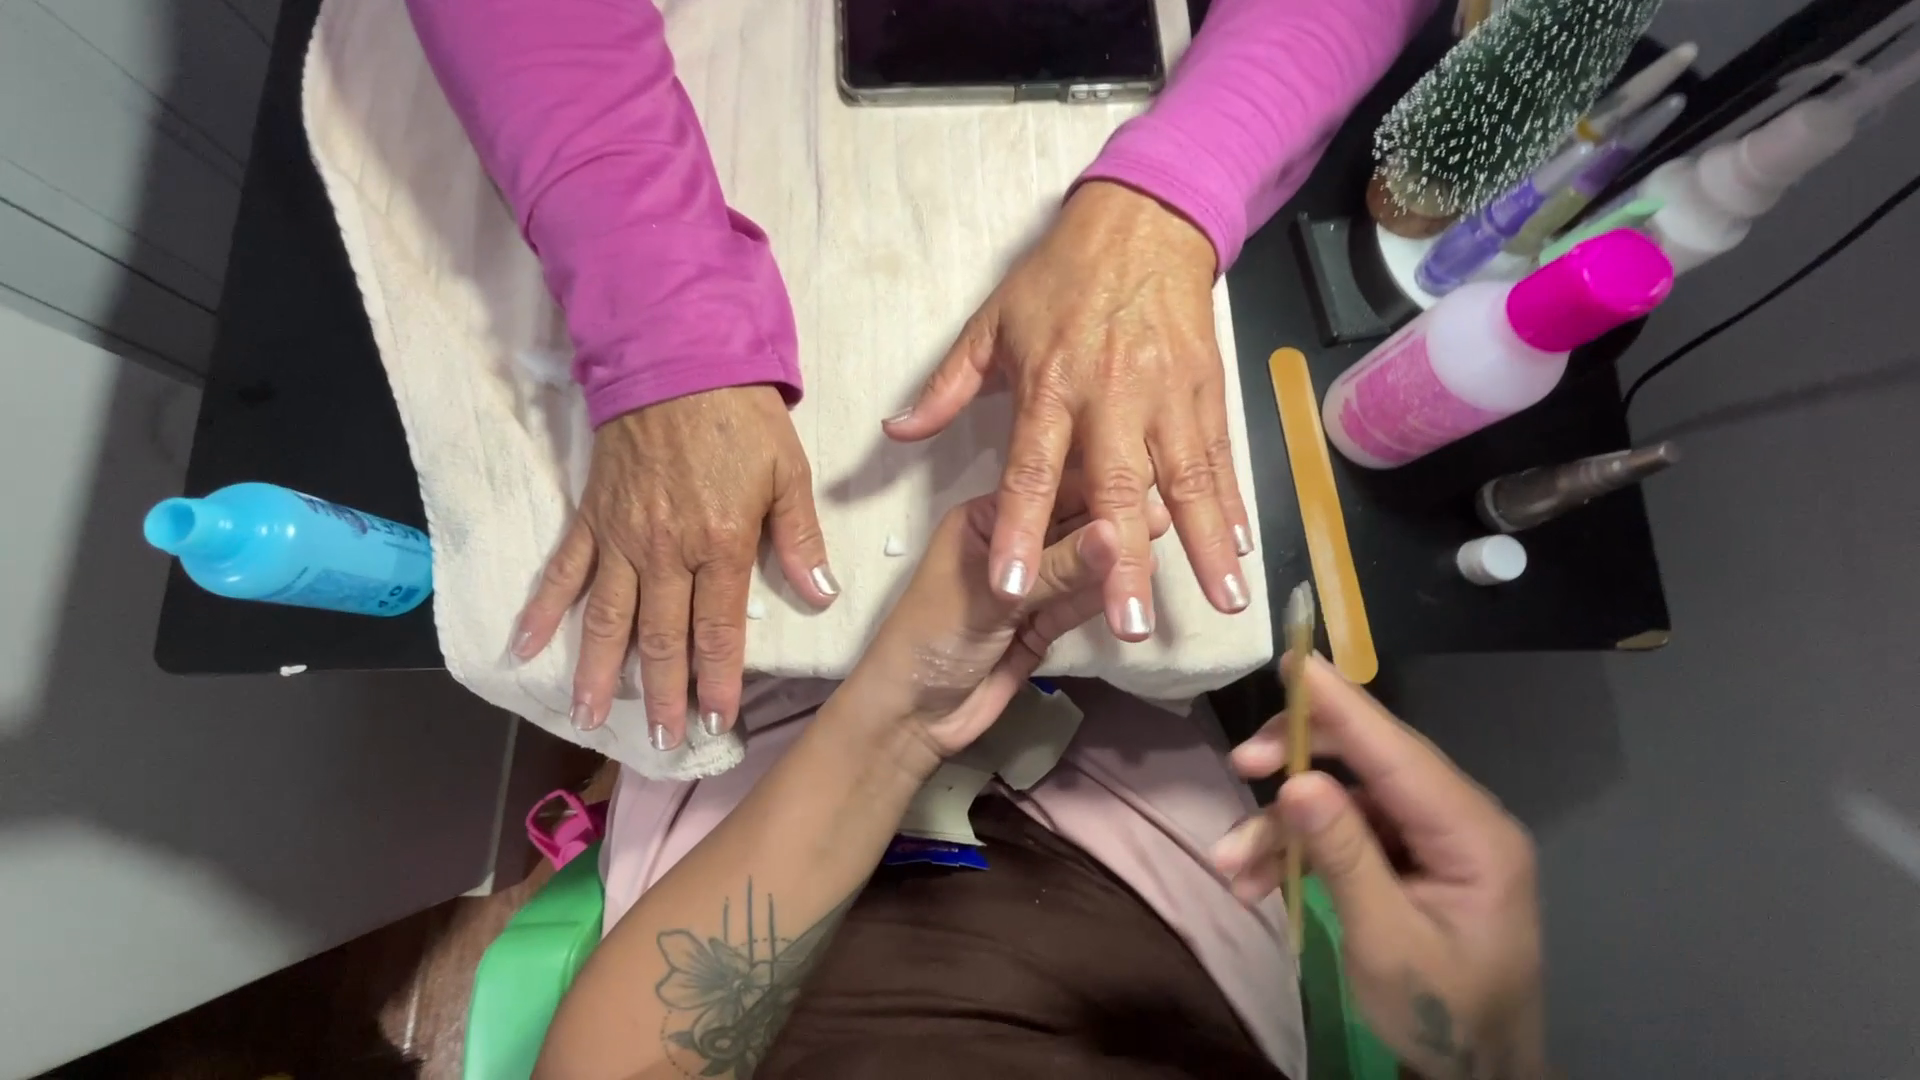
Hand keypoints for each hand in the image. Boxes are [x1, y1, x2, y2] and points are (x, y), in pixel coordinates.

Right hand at [511, 386, 837, 746]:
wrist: (678, 361)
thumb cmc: (742, 419)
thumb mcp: (788, 474)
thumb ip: (800, 539)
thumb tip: (822, 594)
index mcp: (721, 545)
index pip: (720, 629)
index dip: (719, 679)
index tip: (716, 719)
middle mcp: (666, 552)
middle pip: (662, 638)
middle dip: (662, 693)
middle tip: (659, 739)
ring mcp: (621, 537)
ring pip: (609, 619)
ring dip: (600, 673)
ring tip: (590, 718)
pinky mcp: (591, 516)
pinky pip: (563, 571)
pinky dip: (543, 611)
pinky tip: (526, 649)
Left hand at [838, 483, 1169, 769]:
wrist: (913, 717)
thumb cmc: (933, 637)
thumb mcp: (993, 597)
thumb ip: (1056, 568)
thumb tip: (1120, 533)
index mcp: (985, 520)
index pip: (1043, 493)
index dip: (1090, 490)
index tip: (1139, 484)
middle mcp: (1010, 545)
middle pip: (1068, 529)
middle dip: (1109, 524)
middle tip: (1162, 516)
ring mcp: (1029, 586)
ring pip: (1078, 567)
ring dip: (1112, 561)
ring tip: (1160, 543)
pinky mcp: (1043, 624)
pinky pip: (1078, 602)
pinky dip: (1103, 594)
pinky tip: (1136, 581)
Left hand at [883, 180, 1251, 642]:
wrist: (1143, 221)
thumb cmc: (1058, 279)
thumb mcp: (989, 325)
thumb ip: (946, 388)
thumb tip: (894, 432)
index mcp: (1049, 386)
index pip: (1029, 470)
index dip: (1018, 530)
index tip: (1010, 588)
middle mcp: (1111, 397)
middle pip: (1116, 489)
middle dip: (1123, 561)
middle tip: (1131, 625)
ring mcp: (1166, 396)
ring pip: (1184, 480)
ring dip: (1202, 545)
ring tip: (1223, 602)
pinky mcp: (1206, 391)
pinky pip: (1218, 455)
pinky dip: (1231, 503)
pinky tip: (1240, 548)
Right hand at [1215, 656, 1547, 1079]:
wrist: (1475, 1075)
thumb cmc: (1443, 1016)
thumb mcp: (1388, 944)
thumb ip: (1345, 857)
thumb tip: (1296, 781)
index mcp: (1473, 835)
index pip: (1397, 751)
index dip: (1340, 704)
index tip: (1293, 661)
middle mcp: (1451, 818)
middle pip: (1363, 758)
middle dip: (1293, 761)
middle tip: (1240, 767)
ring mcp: (1423, 834)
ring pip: (1336, 795)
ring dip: (1278, 826)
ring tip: (1231, 865)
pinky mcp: (1398, 851)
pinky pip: (1334, 827)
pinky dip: (1289, 849)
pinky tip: (1252, 881)